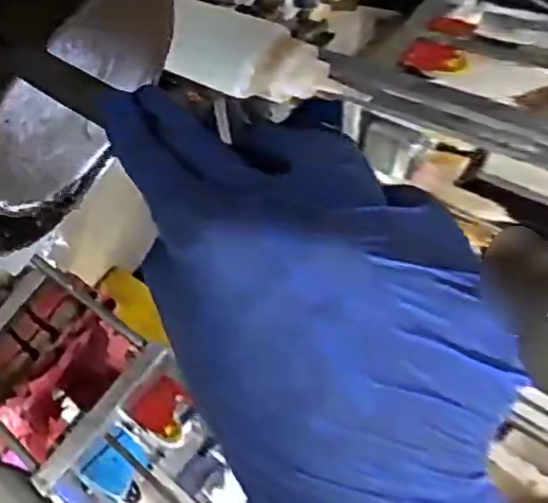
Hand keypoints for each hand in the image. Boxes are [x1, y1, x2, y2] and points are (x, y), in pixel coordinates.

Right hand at [100, 86, 524, 502]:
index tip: (121, 100)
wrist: (355, 460)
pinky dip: (363, 209)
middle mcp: (278, 207)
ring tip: (272, 162)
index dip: (131, 121)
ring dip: (281, 153)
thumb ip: (181, 232)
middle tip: (162, 99)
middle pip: (213, 138)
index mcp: (203, 224)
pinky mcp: (438, 252)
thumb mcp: (179, 292)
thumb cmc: (237, 378)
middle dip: (178, 117)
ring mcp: (364, 224)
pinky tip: (352, 234)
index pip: (151, 150)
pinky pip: (392, 202)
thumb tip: (185, 193)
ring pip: (315, 148)